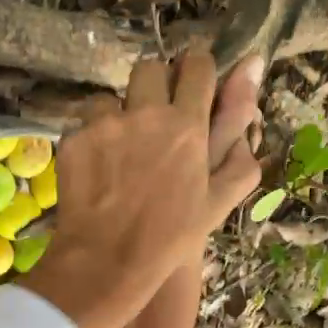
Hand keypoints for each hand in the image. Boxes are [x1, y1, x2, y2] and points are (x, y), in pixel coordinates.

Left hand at [23, 51, 267, 327]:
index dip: (194, 69)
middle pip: (150, 68)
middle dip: (152, 85)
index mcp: (188, 125)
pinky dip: (88, 138)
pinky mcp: (73, 140)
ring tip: (116, 148)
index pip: (196, 67)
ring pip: (110, 96)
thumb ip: (240, 150)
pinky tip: (93, 166)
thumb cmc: (169, 236)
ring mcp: (104, 125)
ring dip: (114, 113)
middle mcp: (146, 115)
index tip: (189, 82)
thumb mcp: (217, 201)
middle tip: (150, 114)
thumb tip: (254, 105)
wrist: (106, 260)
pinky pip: (81, 123)